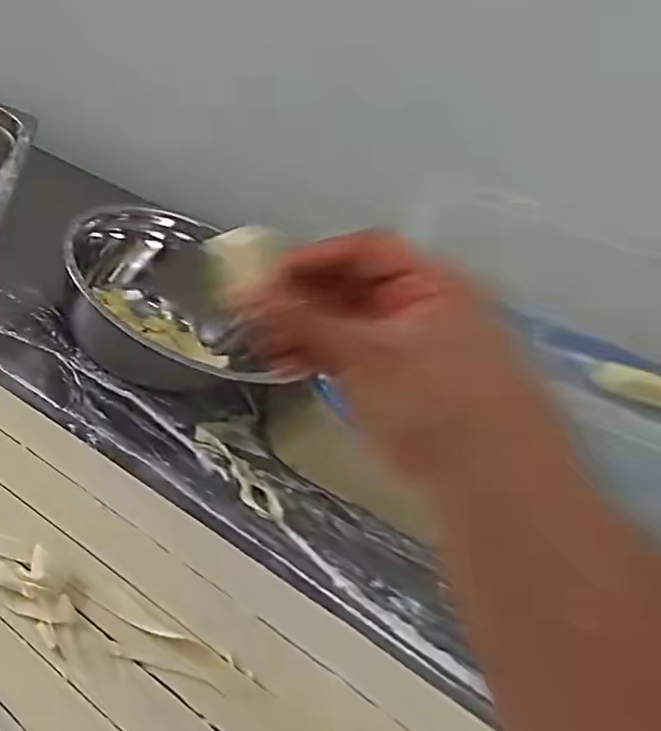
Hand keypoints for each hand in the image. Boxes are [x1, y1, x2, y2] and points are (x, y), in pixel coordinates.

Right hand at [244, 231, 564, 482]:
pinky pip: (331, 347)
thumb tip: (241, 293)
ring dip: (289, 327)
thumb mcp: (363, 353)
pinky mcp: (379, 372)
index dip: (312, 258)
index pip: (363, 250)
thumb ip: (297, 319)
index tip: (262, 279)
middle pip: (341, 282)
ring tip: (258, 345)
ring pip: (329, 317)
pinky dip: (302, 350)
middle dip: (291, 297)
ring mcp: (397, 341)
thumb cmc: (439, 403)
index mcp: (432, 287)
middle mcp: (414, 307)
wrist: (488, 480)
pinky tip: (279, 364)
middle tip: (250, 313)